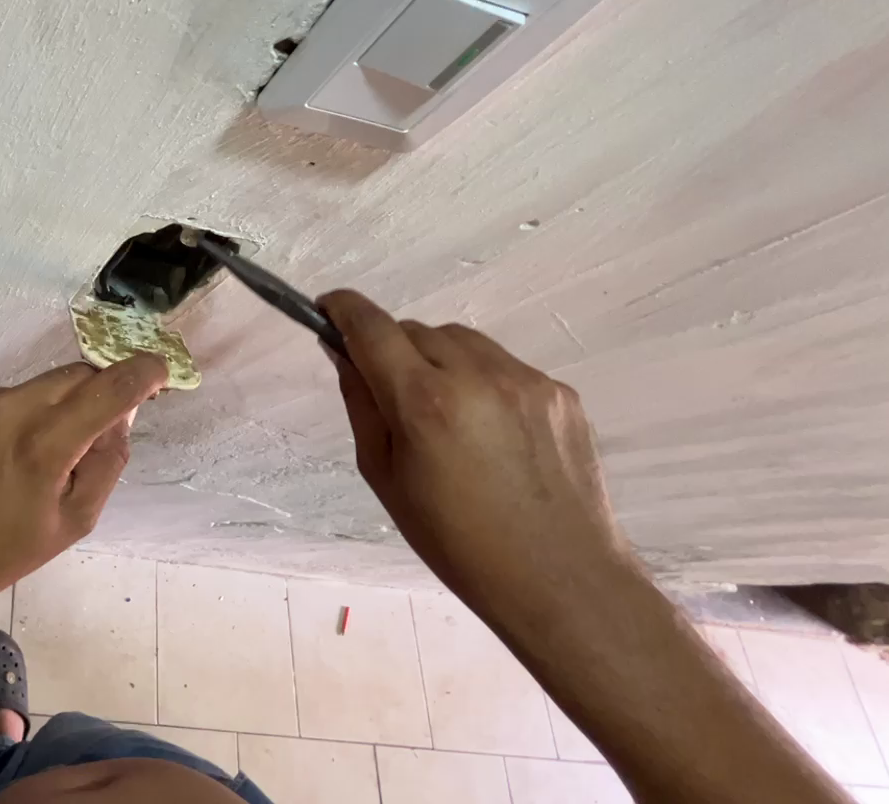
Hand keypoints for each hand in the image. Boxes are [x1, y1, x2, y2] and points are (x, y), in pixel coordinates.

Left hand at [0, 355, 168, 619]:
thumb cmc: (6, 551)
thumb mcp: (76, 519)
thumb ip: (108, 461)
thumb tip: (121, 416)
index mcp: (43, 443)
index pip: (108, 389)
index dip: (142, 374)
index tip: (161, 370)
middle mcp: (12, 407)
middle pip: (79, 375)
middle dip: (104, 390)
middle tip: (111, 423)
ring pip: (48, 383)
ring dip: (68, 402)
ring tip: (58, 451)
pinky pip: (18, 394)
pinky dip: (34, 410)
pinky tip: (20, 451)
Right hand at [318, 290, 639, 630]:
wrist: (560, 581)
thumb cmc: (453, 539)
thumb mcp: (381, 473)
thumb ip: (360, 402)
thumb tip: (342, 352)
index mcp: (423, 402)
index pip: (370, 326)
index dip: (342, 308)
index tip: (327, 309)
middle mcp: (475, 376)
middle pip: (413, 329)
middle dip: (391, 348)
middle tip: (391, 393)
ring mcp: (525, 380)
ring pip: (458, 339)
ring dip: (436, 357)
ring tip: (443, 411)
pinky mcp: (560, 392)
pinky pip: (500, 363)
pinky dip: (478, 378)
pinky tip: (487, 428)